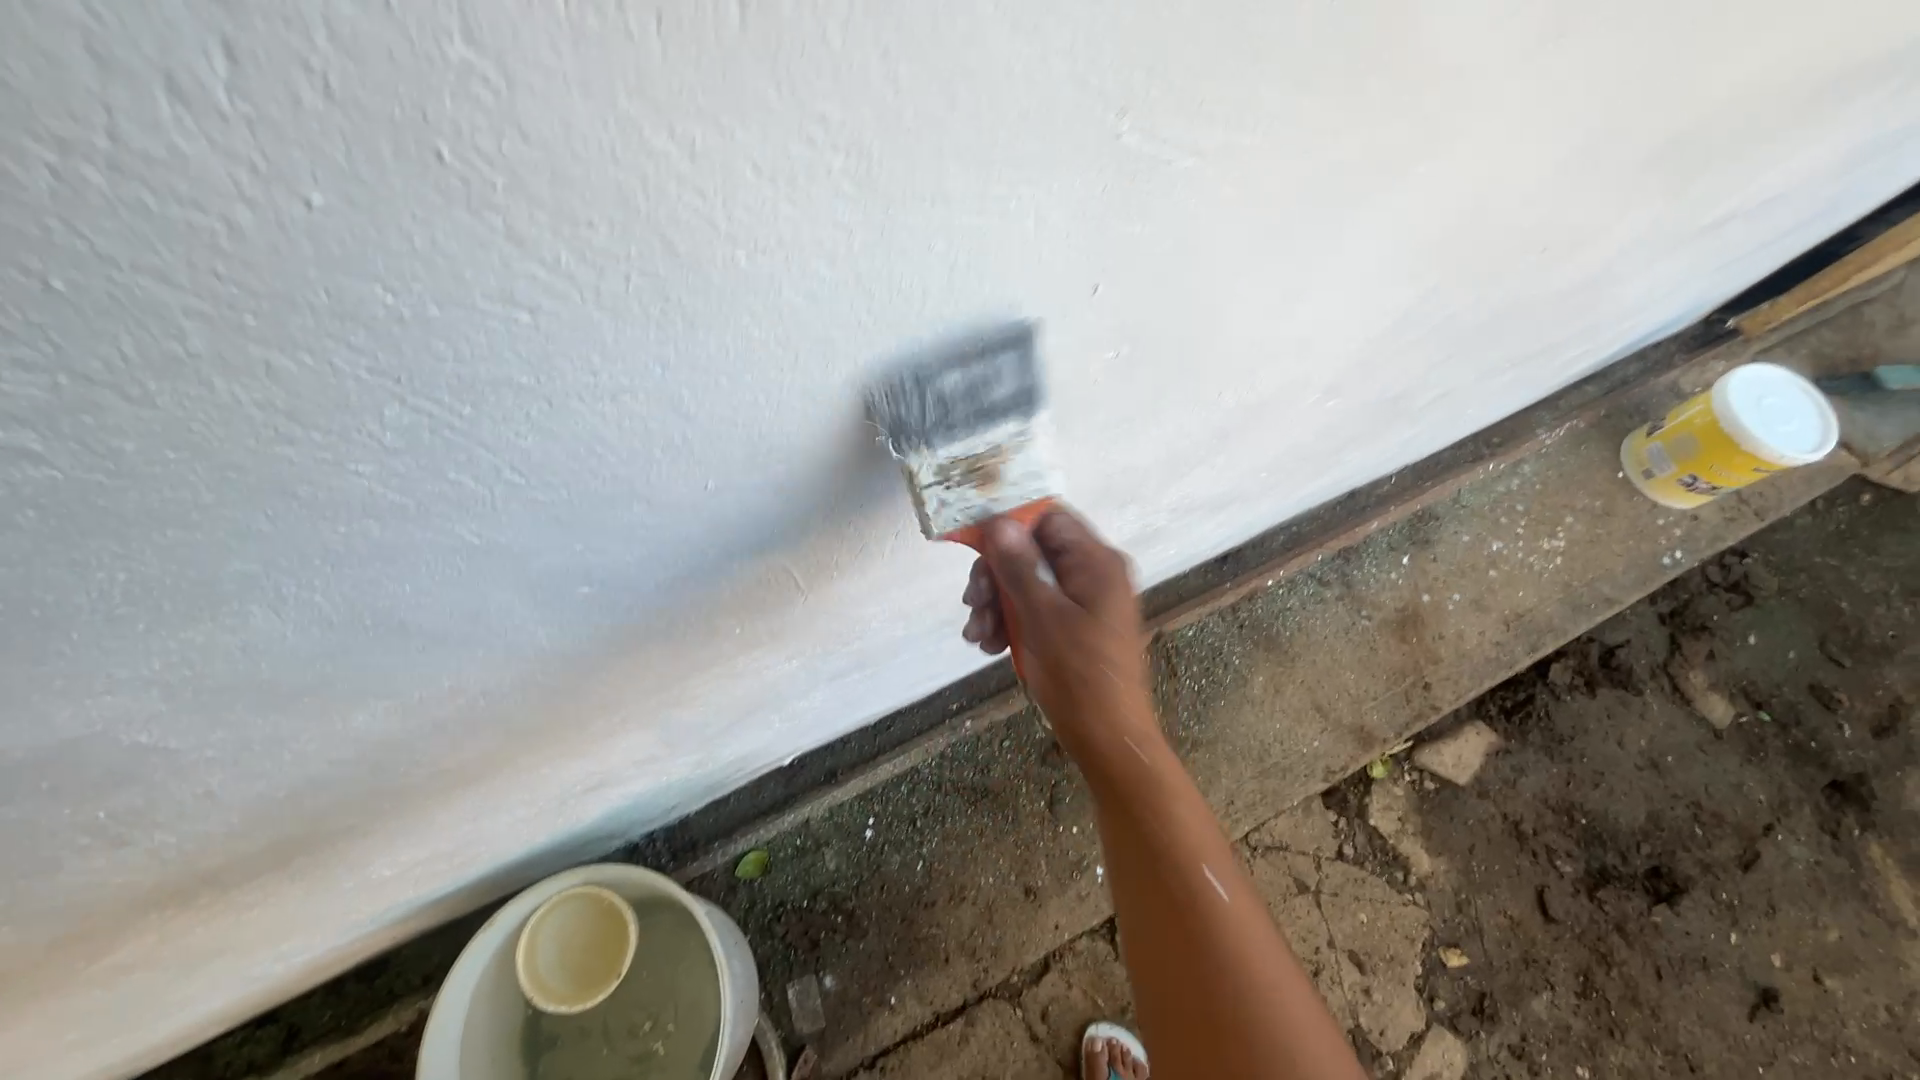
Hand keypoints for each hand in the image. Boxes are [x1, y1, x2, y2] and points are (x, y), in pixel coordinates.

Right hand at [961, 506, 1160, 758]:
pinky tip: (990, 647)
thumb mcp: (1042, 616)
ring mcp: (1085, 602)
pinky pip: (1037, 609)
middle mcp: (1094, 574)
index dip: (1008, 525)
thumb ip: (1019, 566)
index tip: (972, 545)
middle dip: (996, 575)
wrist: (1108, 739)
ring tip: (977, 636)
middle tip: (971, 603)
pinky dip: (1011, 622)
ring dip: (997, 603)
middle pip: (1033, 551)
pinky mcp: (1075, 627)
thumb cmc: (1079, 676)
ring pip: (1029, 583)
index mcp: (1096, 562)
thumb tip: (999, 521)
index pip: (1048, 518)